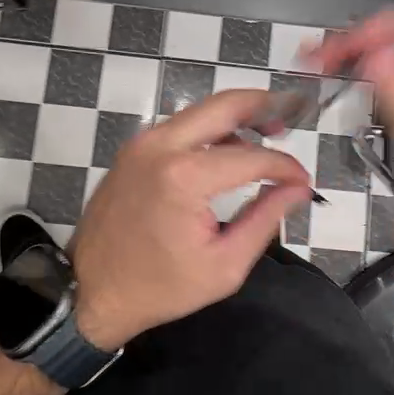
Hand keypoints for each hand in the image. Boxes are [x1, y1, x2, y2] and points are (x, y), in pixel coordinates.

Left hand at [67, 90, 313, 349]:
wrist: (89, 291)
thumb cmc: (159, 287)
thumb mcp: (224, 265)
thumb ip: (265, 219)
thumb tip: (298, 188)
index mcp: (185, 176)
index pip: (252, 156)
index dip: (285, 167)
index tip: (304, 181)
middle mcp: (162, 145)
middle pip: (225, 104)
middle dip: (265, 107)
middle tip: (293, 119)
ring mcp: (144, 141)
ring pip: (202, 110)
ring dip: (238, 117)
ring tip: (267, 138)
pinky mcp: (135, 147)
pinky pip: (181, 125)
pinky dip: (210, 129)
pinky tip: (228, 152)